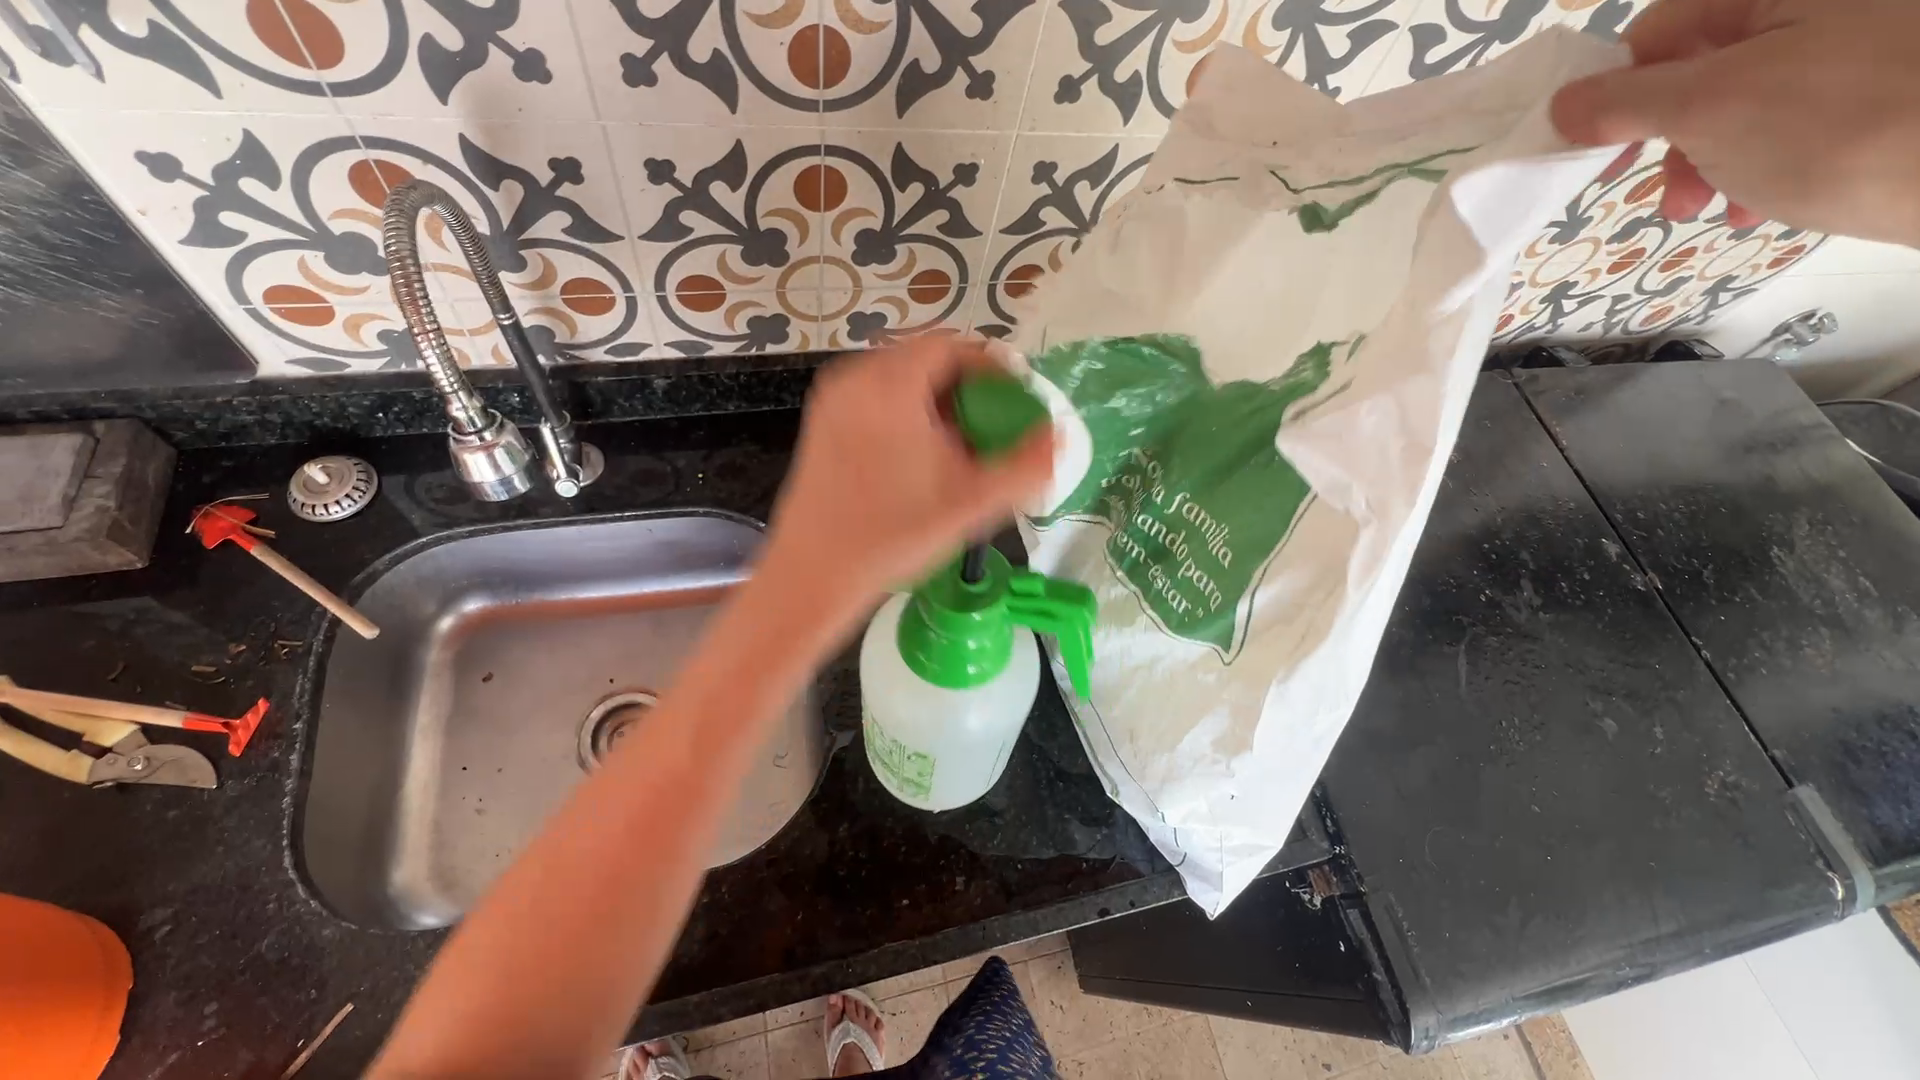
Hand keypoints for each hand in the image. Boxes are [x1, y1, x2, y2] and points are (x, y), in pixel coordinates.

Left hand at [759, 337, 1054, 609]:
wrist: (811, 576)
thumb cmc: (890, 535)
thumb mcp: (970, 502)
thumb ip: (1025, 466)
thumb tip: (1062, 438)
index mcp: (889, 383)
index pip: (950, 346)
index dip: (991, 366)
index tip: (1016, 397)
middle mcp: (855, 380)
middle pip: (924, 361)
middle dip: (966, 388)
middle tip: (994, 422)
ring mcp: (833, 404)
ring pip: (899, 383)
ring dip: (937, 403)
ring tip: (963, 444)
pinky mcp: (821, 428)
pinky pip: (875, 402)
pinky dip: (907, 415)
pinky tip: (923, 459)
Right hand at [1550, 0, 1919, 245]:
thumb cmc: (1840, 125)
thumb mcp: (1710, 106)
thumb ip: (1625, 99)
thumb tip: (1562, 103)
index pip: (1659, 26)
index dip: (1615, 88)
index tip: (1596, 147)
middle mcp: (1822, 6)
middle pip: (1698, 66)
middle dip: (1664, 135)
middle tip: (1652, 186)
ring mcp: (1859, 47)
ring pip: (1740, 101)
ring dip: (1703, 161)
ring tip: (1703, 207)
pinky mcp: (1881, 94)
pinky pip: (1791, 121)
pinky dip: (1758, 165)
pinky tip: (1756, 204)